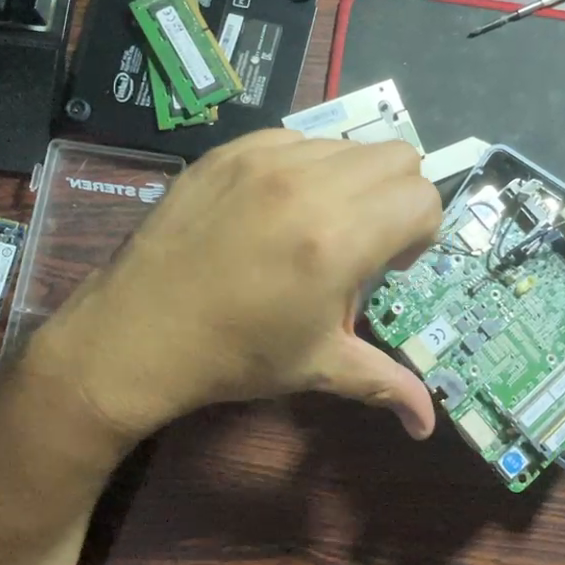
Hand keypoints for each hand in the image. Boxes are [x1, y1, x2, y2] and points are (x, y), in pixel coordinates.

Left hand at [24, 130, 442, 448]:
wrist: (137, 333)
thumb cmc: (234, 354)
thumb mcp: (317, 368)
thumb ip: (386, 384)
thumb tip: (427, 426)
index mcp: (337, 238)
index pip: (423, 197)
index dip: (419, 234)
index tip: (386, 267)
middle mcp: (308, 184)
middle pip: (398, 156)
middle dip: (396, 198)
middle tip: (362, 241)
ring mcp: (263, 158)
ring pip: (347, 144)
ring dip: (351, 180)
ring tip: (315, 225)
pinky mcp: (228, 150)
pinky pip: (295, 139)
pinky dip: (305, 167)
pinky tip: (275, 210)